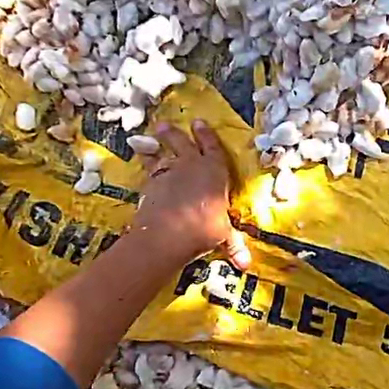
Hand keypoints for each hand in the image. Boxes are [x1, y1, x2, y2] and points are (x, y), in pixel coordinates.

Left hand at [129, 120, 250, 269]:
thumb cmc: (204, 229)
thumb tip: (245, 265)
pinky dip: (146, 165)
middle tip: (165, 125)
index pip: (213, 148)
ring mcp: (170, 173)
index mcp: (215, 171)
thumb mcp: (222, 236)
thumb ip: (232, 245)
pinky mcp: (151, 184)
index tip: (199, 123)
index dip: (207, 135)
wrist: (168, 233)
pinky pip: (149, 170)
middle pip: (183, 143)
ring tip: (150, 138)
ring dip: (156, 145)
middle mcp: (192, 166)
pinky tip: (143, 165)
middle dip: (175, 134)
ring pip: (163, 153)